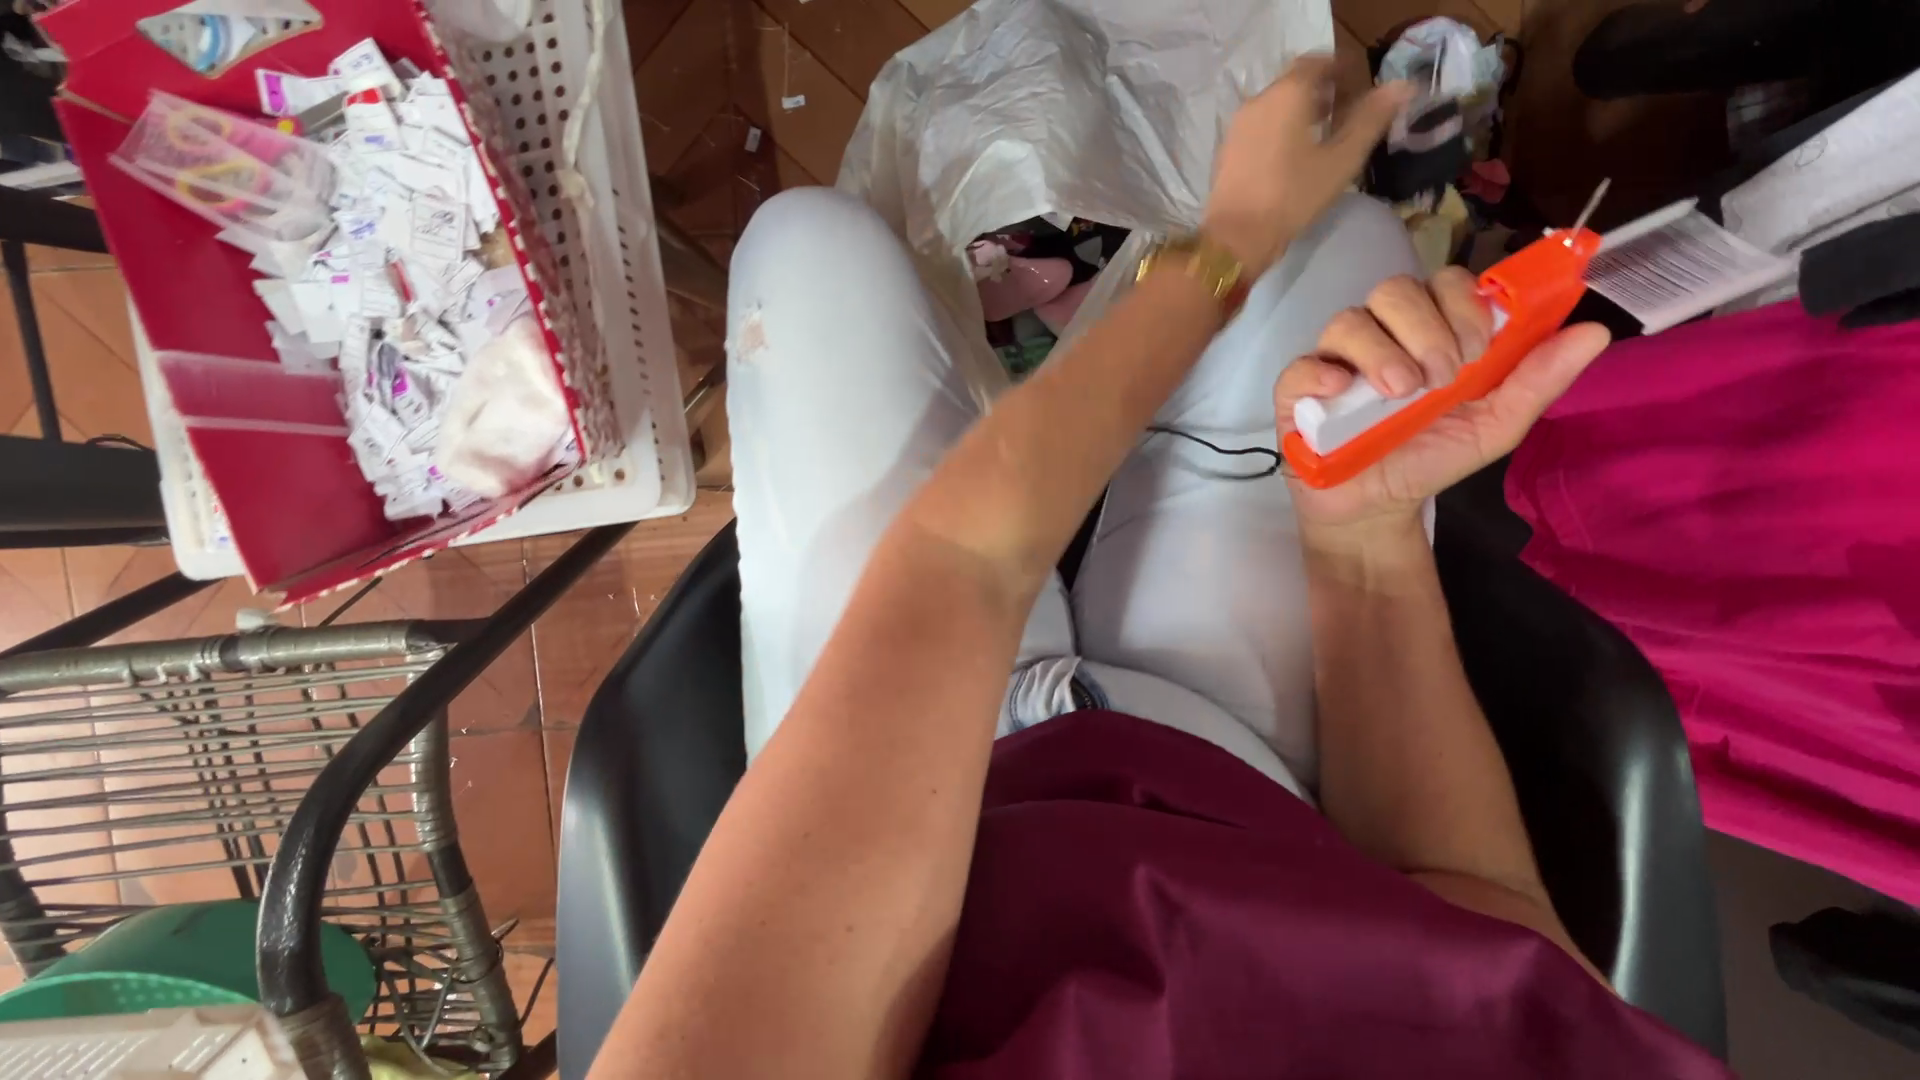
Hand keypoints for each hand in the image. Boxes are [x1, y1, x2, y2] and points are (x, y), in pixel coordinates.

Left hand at [1204, 55, 1412, 276]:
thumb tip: (1402, 86)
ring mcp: (1237, 126)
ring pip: (1274, 105)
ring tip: (1322, 136)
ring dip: (1299, 111)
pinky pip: (1258, 127)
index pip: (1318, 62)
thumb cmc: (1292, 197)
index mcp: (1287, 93)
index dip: (1341, 71)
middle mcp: (1257, 101)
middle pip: (1293, 82)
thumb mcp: (1341, 160)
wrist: (1235, 238)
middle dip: (1321, 91)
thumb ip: (1371, 119)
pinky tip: (1291, 156)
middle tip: (1344, 113)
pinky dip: (1278, 129)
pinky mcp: (1226, 151)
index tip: (1359, 90)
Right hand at [1275, 268, 1610, 546]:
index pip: (1445, 282)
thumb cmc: (1429, 458)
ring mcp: (1335, 362)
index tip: (1479, 350)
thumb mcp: (1494, 425)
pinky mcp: (1296, 393)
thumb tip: (1592, 330)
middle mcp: (1381, 336)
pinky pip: (1301, 365)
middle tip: (1441, 378)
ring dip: (1382, 350)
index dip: (1464, 303)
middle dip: (1426, 327)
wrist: (1375, 509)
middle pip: (1394, 290)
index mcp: (1431, 333)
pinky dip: (1322, 372)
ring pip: (1348, 320)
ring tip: (1400, 393)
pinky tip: (1341, 392)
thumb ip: (1536, 380)